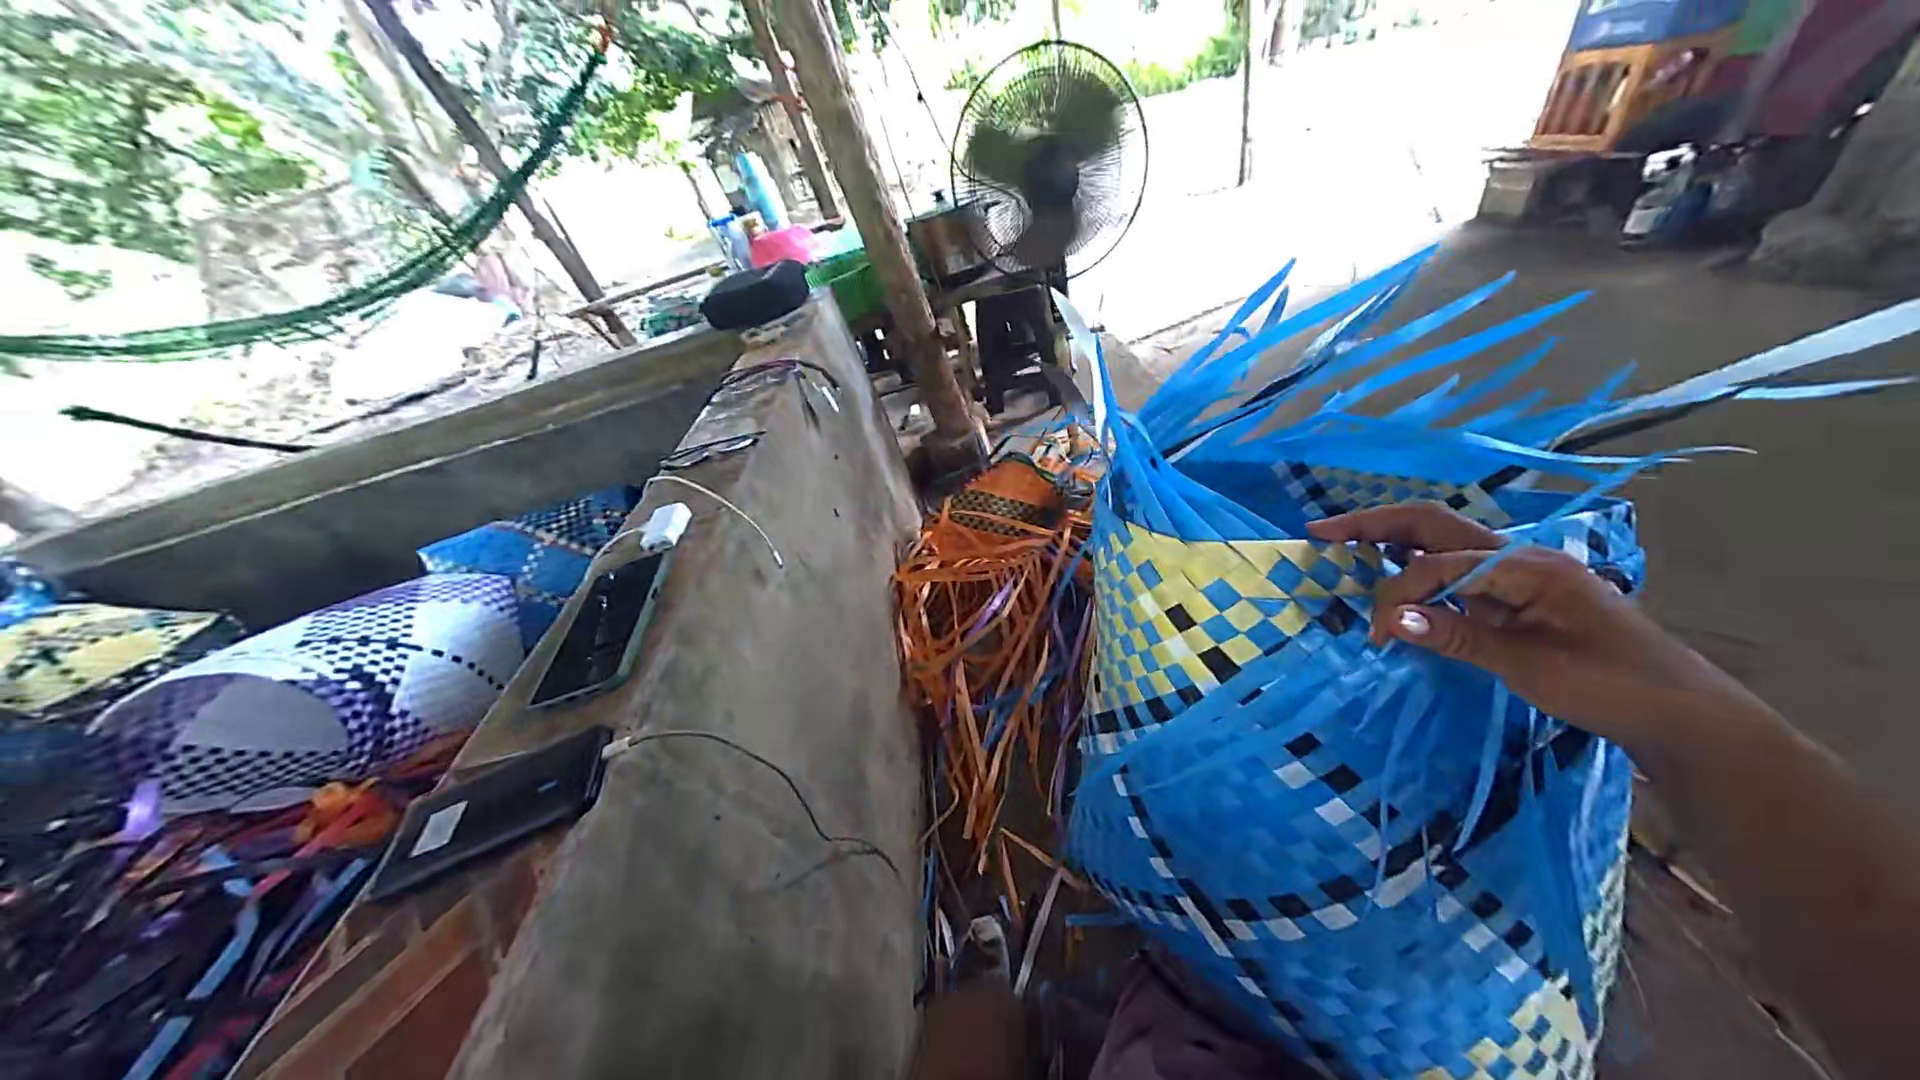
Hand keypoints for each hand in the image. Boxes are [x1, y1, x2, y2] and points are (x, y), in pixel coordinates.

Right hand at [1306, 502, 1766, 754]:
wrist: (1681, 713)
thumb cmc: (1611, 686)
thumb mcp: (1530, 665)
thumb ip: (1456, 635)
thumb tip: (1386, 619)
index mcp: (1527, 567)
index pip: (1438, 566)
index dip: (1397, 593)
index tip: (1375, 633)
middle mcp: (1518, 557)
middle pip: (1432, 524)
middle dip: (1373, 523)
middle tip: (1321, 531)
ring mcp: (1516, 572)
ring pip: (1439, 540)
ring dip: (1389, 539)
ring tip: (1342, 544)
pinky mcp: (1512, 592)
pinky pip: (1452, 567)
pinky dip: (1412, 566)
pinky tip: (1389, 574)